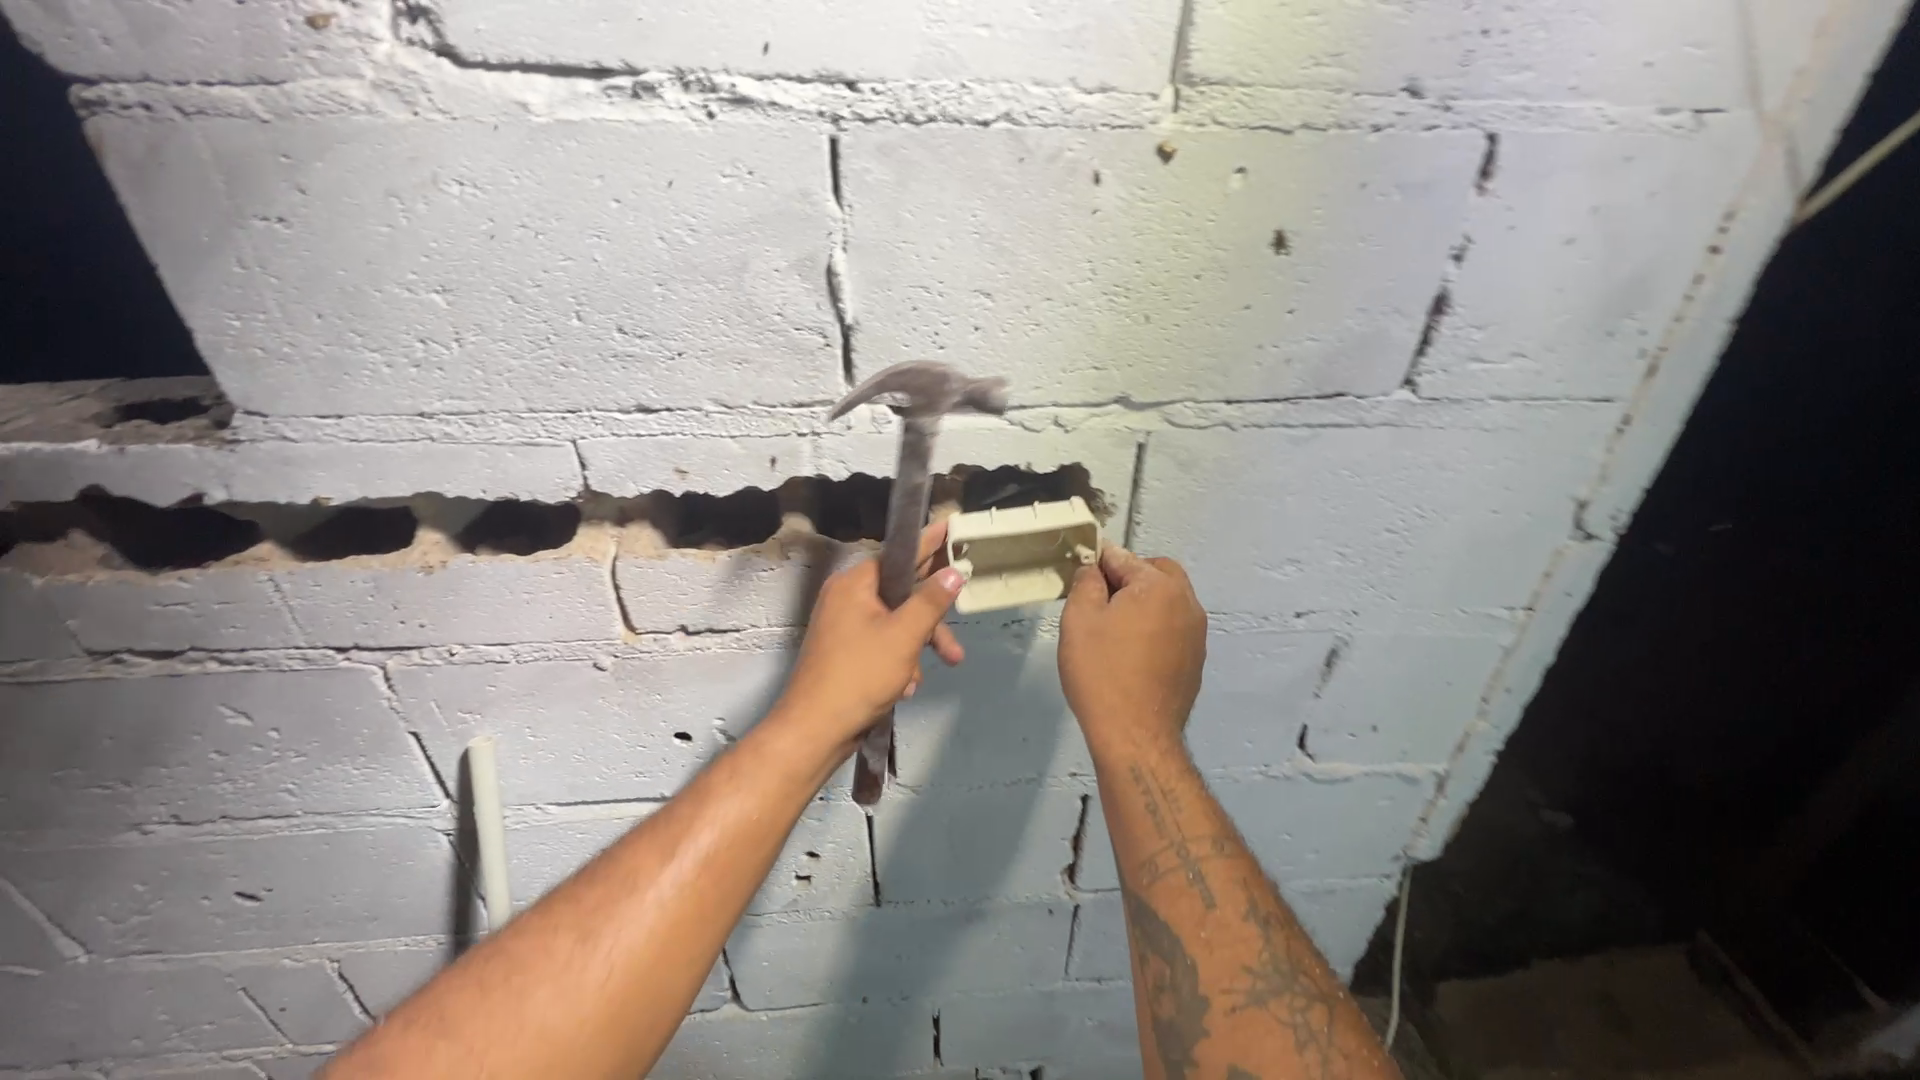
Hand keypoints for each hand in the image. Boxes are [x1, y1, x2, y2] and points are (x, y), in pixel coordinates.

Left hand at [773, 521, 966, 751]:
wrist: (815, 728)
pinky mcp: (844, 651)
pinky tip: (902, 687)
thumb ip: (932, 601)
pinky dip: (896, 662)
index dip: (929, 544)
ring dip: (914, 650)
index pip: (899, 553)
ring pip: (894, 624)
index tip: (951, 527)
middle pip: (901, 594)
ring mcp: (842, 625)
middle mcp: (846, 597)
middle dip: (929, 623)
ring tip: (919, 679)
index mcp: (855, 584)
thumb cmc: (859, 675)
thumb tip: (954, 571)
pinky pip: (880, 644)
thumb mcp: (904, 636)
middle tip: (953, 647)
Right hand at [1058, 544, 1207, 753]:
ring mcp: (1196, 633)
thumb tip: (1094, 568)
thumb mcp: (1079, 620)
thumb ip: (1086, 583)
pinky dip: (1156, 629)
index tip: (1080, 580)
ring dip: (1145, 603)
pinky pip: (1174, 628)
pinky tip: (1133, 655)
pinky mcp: (1196, 660)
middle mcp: (1187, 603)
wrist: (1136, 735)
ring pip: (1169, 600)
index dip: (1097, 564)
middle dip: (1129, 578)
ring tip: (1115, 632)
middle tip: (1100, 604)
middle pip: (1157, 572)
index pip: (1123, 557)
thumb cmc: (1102, 672)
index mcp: (1159, 586)